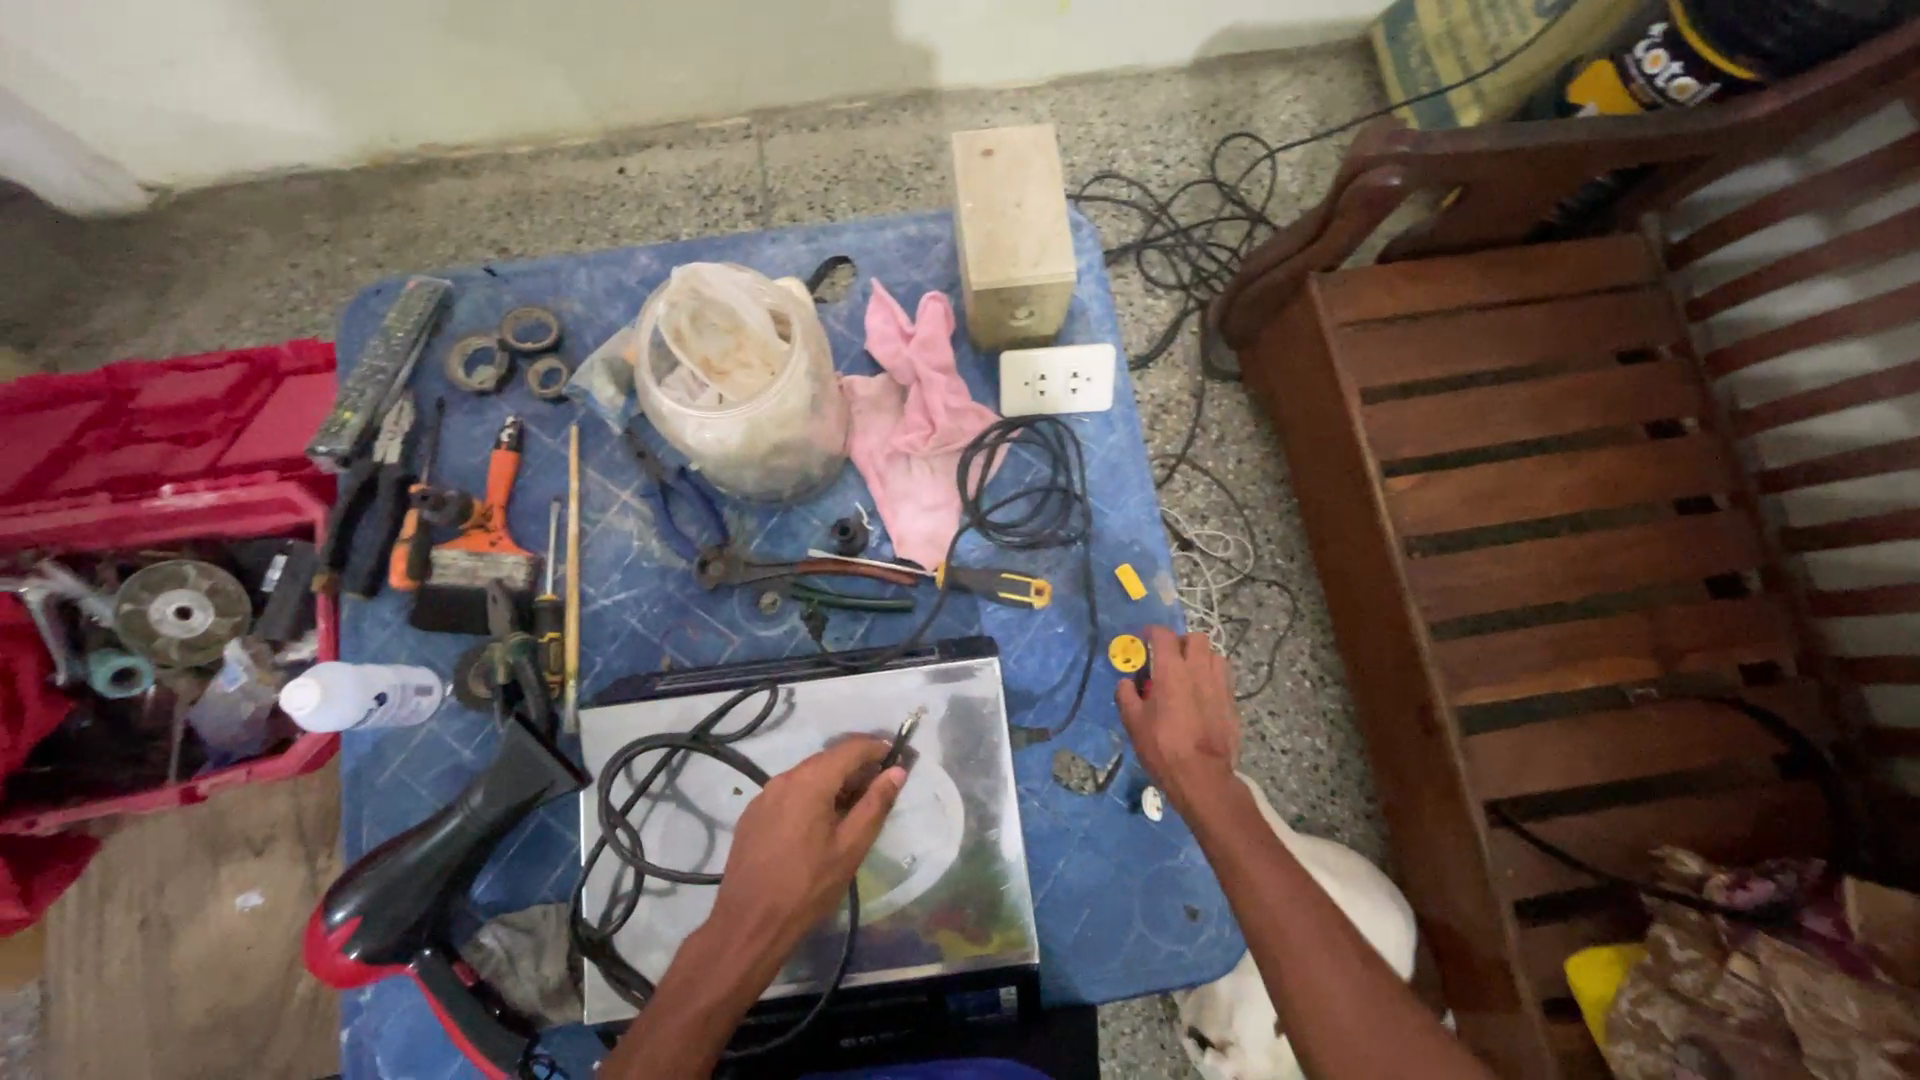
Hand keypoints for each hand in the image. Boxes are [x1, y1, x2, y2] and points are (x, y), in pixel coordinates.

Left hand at [707, 737, 906, 963]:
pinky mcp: (752, 815)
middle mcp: (783, 779)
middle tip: (880, 787)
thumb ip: (875, 804)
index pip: (850, 749)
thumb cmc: (807, 887)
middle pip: (827, 760)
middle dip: (856, 767)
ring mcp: (763, 796)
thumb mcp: (850, 848)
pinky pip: (789, 793)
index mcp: (809, 782)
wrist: (749, 925)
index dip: (876, 748)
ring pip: (806, 776)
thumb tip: (896, 772)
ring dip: (833, 783)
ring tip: (853, 808)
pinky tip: (819, 823)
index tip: (897, 758)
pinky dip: (810, 796)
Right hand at [1116, 625, 1241, 812]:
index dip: (1152, 633)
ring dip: (1200, 658)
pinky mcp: (1232, 701)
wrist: (1202, 776)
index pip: (1163, 635)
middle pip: (1196, 638)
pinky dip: (1211, 677)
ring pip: (1214, 655)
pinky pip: (1223, 677)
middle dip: (1181, 642)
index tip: (1144, 640)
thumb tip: (1126, 683)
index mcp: (1172, 670)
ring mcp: (1220, 684)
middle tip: (1169, 658)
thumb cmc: (1162, 747)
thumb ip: (1126, 696)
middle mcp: (1199, 670)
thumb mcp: (1133, 722)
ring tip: (1189, 675)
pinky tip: (1202, 695)